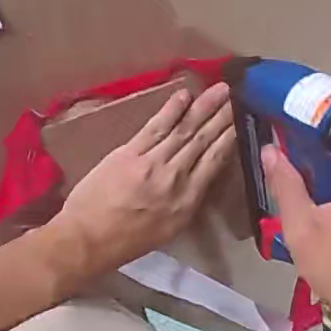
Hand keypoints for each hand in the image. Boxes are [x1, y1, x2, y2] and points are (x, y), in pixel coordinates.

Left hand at [45, 81, 236, 280]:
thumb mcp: (168, 229)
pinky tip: (184, 96)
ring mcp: (151, 163)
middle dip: (222, 116)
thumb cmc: (125, 241)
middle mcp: (174, 178)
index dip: (230, 138)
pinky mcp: (127, 154)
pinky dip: (170, 111)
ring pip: (183, 130)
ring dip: (203, 107)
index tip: (243, 120)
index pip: (215, 162)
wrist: (87, 239)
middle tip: (238, 94)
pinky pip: (154, 128)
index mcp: (187, 201)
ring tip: (221, 89)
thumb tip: (199, 177)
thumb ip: (186, 201)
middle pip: (202, 141)